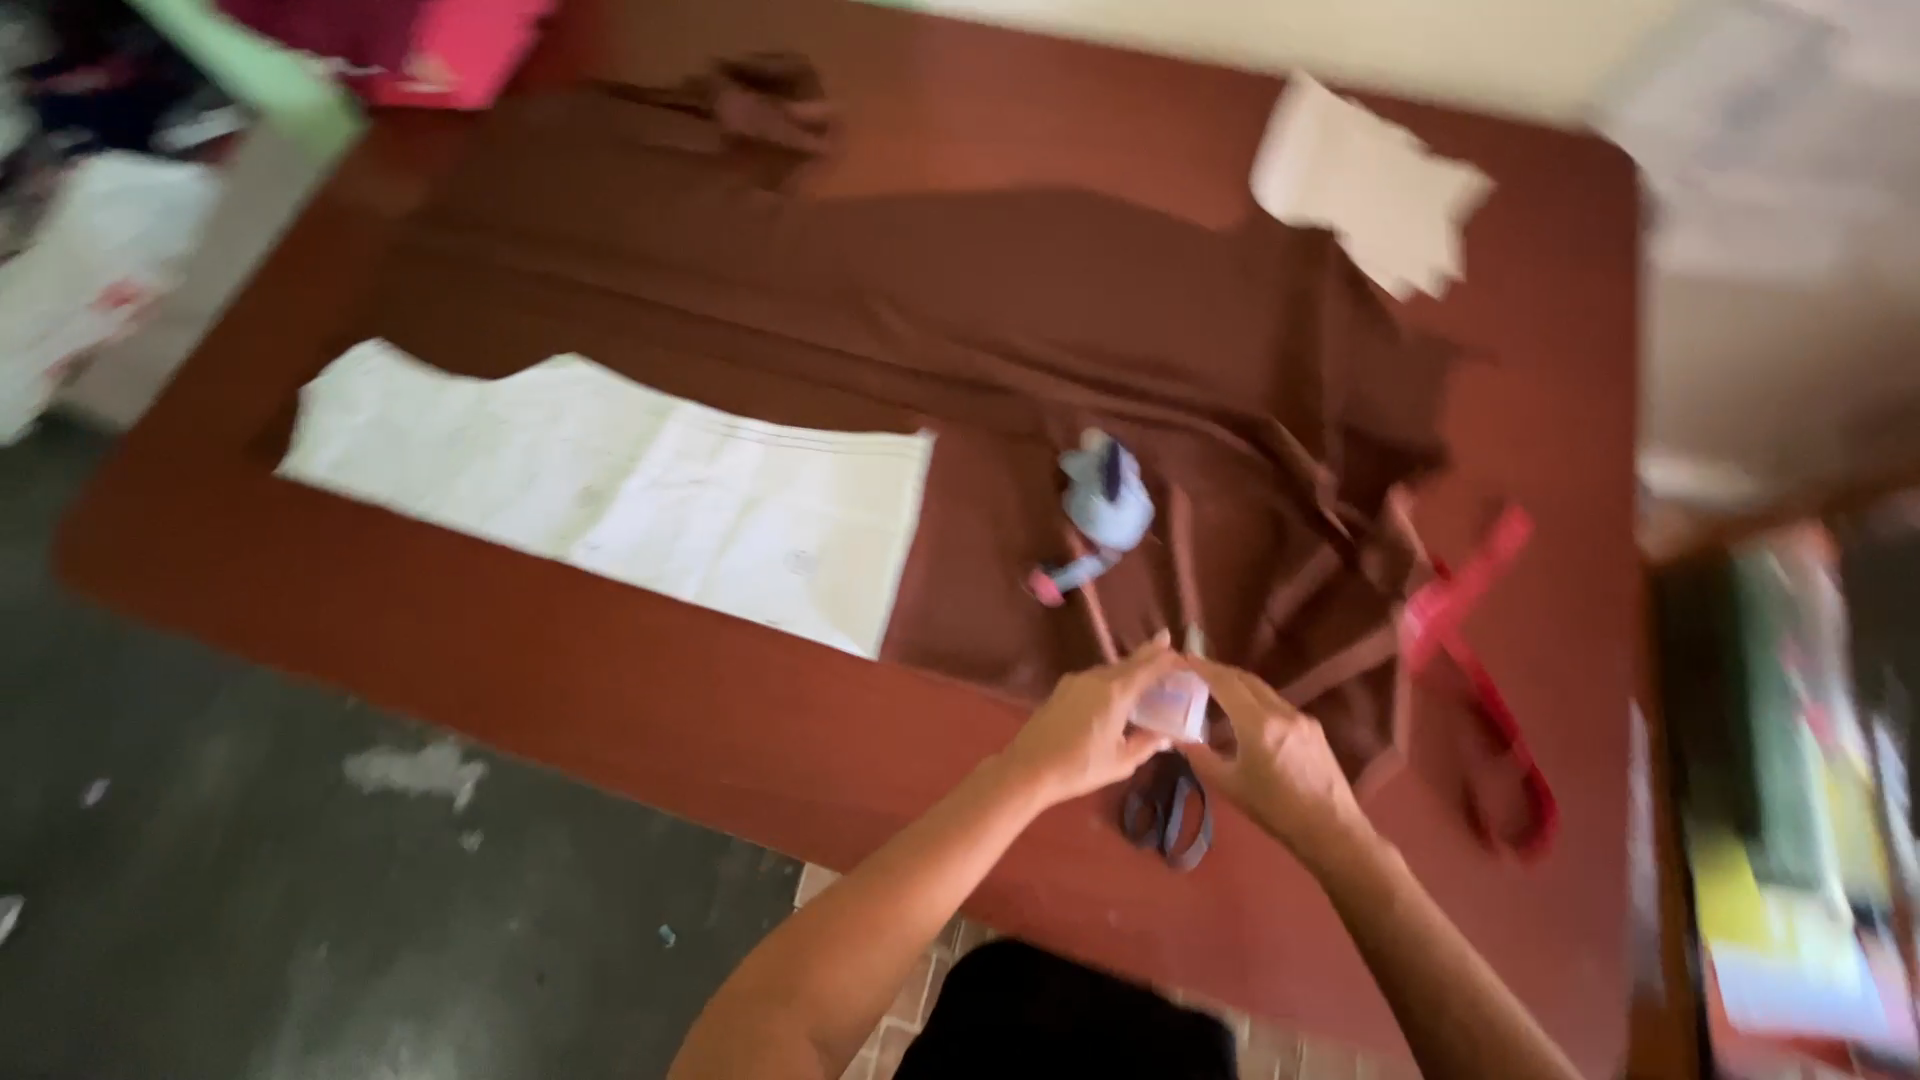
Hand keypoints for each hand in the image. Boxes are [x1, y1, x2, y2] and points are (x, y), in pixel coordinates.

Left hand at [1001, 634, 1181, 805]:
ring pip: (1109, 670)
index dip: (1166, 659)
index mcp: (1115, 693)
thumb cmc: (1079, 767)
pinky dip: (1110, 679)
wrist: (1028, 768)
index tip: (1182, 655)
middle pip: (1128, 663)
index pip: (1147, 668)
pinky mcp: (1061, 690)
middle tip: (1165, 644)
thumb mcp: (1121, 761)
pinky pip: (1093, 678)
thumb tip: (1165, 735)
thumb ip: (1146, 744)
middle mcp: (1095, 679)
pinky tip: (1114, 692)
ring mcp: (1075, 682)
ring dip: (1127, 669)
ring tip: (1144, 672)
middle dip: (1148, 655)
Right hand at [1182, 657, 1375, 869]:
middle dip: (1220, 672)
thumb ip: (1200, 756)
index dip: (1204, 668)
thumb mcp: (1228, 785)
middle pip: (1246, 679)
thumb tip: (1179, 739)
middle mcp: (1282, 713)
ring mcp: (1301, 718)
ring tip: (1219, 692)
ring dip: (1239, 686)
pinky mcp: (1314, 729)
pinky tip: (1248, 718)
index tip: (1185, 659)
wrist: (1331, 830)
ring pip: (1264, 691)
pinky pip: (1278, 705)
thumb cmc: (1275, 810)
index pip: (1226, 683)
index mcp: (1258, 725)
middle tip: (1197, 671)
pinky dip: (1257, 702)